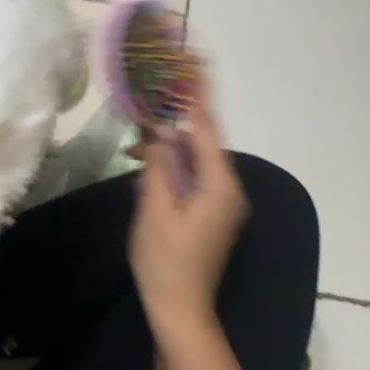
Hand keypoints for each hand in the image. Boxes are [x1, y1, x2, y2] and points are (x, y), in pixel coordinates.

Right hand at [129, 84, 247, 333]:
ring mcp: (222, 203)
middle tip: (151, 97)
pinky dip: (173, 166)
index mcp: (220, 184)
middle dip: (177, 120)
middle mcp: (229, 188)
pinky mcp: (211, 215)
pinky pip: (194, 177)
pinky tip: (150, 165)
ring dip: (170, 146)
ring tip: (139, 138)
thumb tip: (159, 130)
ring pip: (196, 160)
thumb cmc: (165, 260)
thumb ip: (158, 165)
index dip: (195, 94)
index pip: (206, 128)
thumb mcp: (154, 209)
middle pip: (203, 142)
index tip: (190, 62)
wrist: (180, 307)